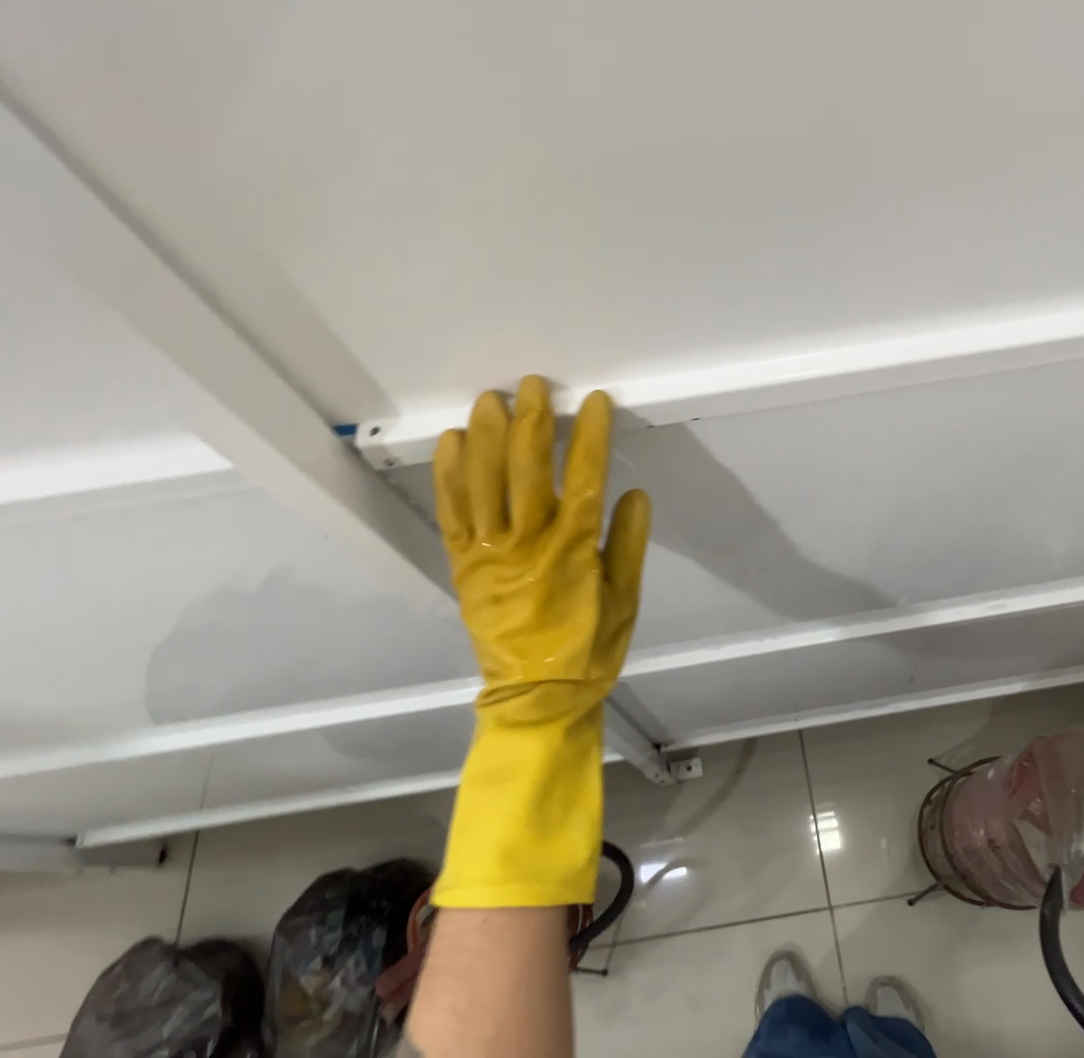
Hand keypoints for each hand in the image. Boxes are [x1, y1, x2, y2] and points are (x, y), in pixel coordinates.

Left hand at [430, 375, 650, 907]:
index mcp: (573, 552)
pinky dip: (450, 474)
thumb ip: (628, 546)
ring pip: (485, 482)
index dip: (591, 436)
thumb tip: (633, 493)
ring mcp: (490, 553)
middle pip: (528, 470)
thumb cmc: (589, 651)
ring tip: (491, 399)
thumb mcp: (626, 602)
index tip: (595, 401)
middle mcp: (528, 544)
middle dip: (533, 422)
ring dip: (489, 436)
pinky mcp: (463, 565)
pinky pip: (451, 512)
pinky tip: (453, 441)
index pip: (585, 479)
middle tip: (534, 385)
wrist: (537, 697)